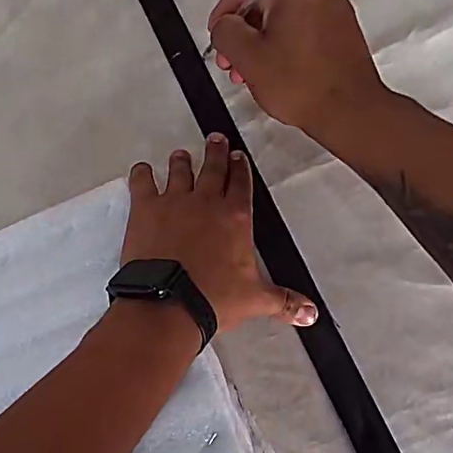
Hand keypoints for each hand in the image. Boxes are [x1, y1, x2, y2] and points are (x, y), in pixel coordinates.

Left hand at [123, 134, 318, 335]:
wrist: (168, 304)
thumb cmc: (213, 298)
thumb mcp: (255, 300)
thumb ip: (284, 301)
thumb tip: (310, 313)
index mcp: (235, 218)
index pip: (242, 184)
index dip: (242, 169)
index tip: (239, 157)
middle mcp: (206, 203)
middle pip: (213, 169)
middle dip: (216, 152)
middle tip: (216, 139)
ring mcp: (174, 202)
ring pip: (180, 172)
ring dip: (182, 161)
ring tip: (182, 154)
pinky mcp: (145, 210)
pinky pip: (143, 183)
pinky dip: (142, 175)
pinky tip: (142, 171)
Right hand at [207, 0, 395, 134]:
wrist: (348, 111)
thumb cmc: (308, 87)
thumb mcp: (247, 57)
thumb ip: (224, 32)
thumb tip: (223, 26)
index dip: (224, 15)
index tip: (217, 31)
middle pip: (268, 4)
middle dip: (246, 34)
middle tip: (233, 59)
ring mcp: (336, 8)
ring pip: (288, 19)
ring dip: (266, 43)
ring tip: (255, 72)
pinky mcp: (345, 30)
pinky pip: (307, 30)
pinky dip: (289, 46)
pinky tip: (280, 71)